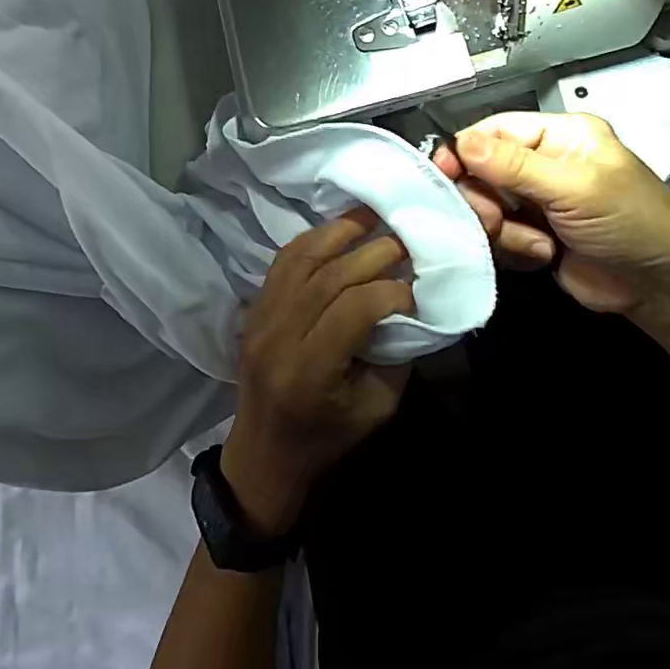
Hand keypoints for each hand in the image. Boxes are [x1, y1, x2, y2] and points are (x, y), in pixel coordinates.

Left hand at [222, 208, 413, 537]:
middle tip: (407, 242)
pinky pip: (284, 259)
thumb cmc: (327, 435)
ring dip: (342, 231)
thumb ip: (397, 353)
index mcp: (308, 370)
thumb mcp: (377, 407)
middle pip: (330, 277)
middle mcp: (278, 336)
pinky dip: (315, 238)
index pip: (352, 308)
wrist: (265, 450)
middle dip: (375, 253)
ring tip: (375, 217)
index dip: (390, 291)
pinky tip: (340, 231)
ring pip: (303, 258)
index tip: (415, 290)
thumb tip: (413, 302)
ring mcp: (260, 317)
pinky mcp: (255, 306)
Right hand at [432, 112, 669, 346]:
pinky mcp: (532, 235)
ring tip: (537, 243)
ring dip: (503, 229)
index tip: (442, 173)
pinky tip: (544, 254)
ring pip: (485, 207)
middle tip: (494, 219)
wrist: (662, 288)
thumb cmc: (634, 223)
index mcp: (559, 135)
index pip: (495, 131)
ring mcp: (537, 201)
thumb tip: (461, 142)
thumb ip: (514, 166)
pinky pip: (497, 237)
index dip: (465, 150)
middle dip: (484, 198)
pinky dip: (514, 249)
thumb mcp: (575, 188)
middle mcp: (543, 163)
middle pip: (481, 171)